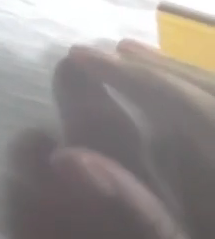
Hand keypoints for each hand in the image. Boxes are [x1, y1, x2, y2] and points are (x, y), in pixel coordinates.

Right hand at [13, 40, 214, 238]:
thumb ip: (141, 214)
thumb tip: (65, 156)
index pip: (202, 114)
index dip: (139, 80)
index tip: (81, 56)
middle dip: (167, 72)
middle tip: (105, 50)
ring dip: (192, 80)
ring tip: (139, 60)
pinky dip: (210, 103)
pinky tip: (188, 99)